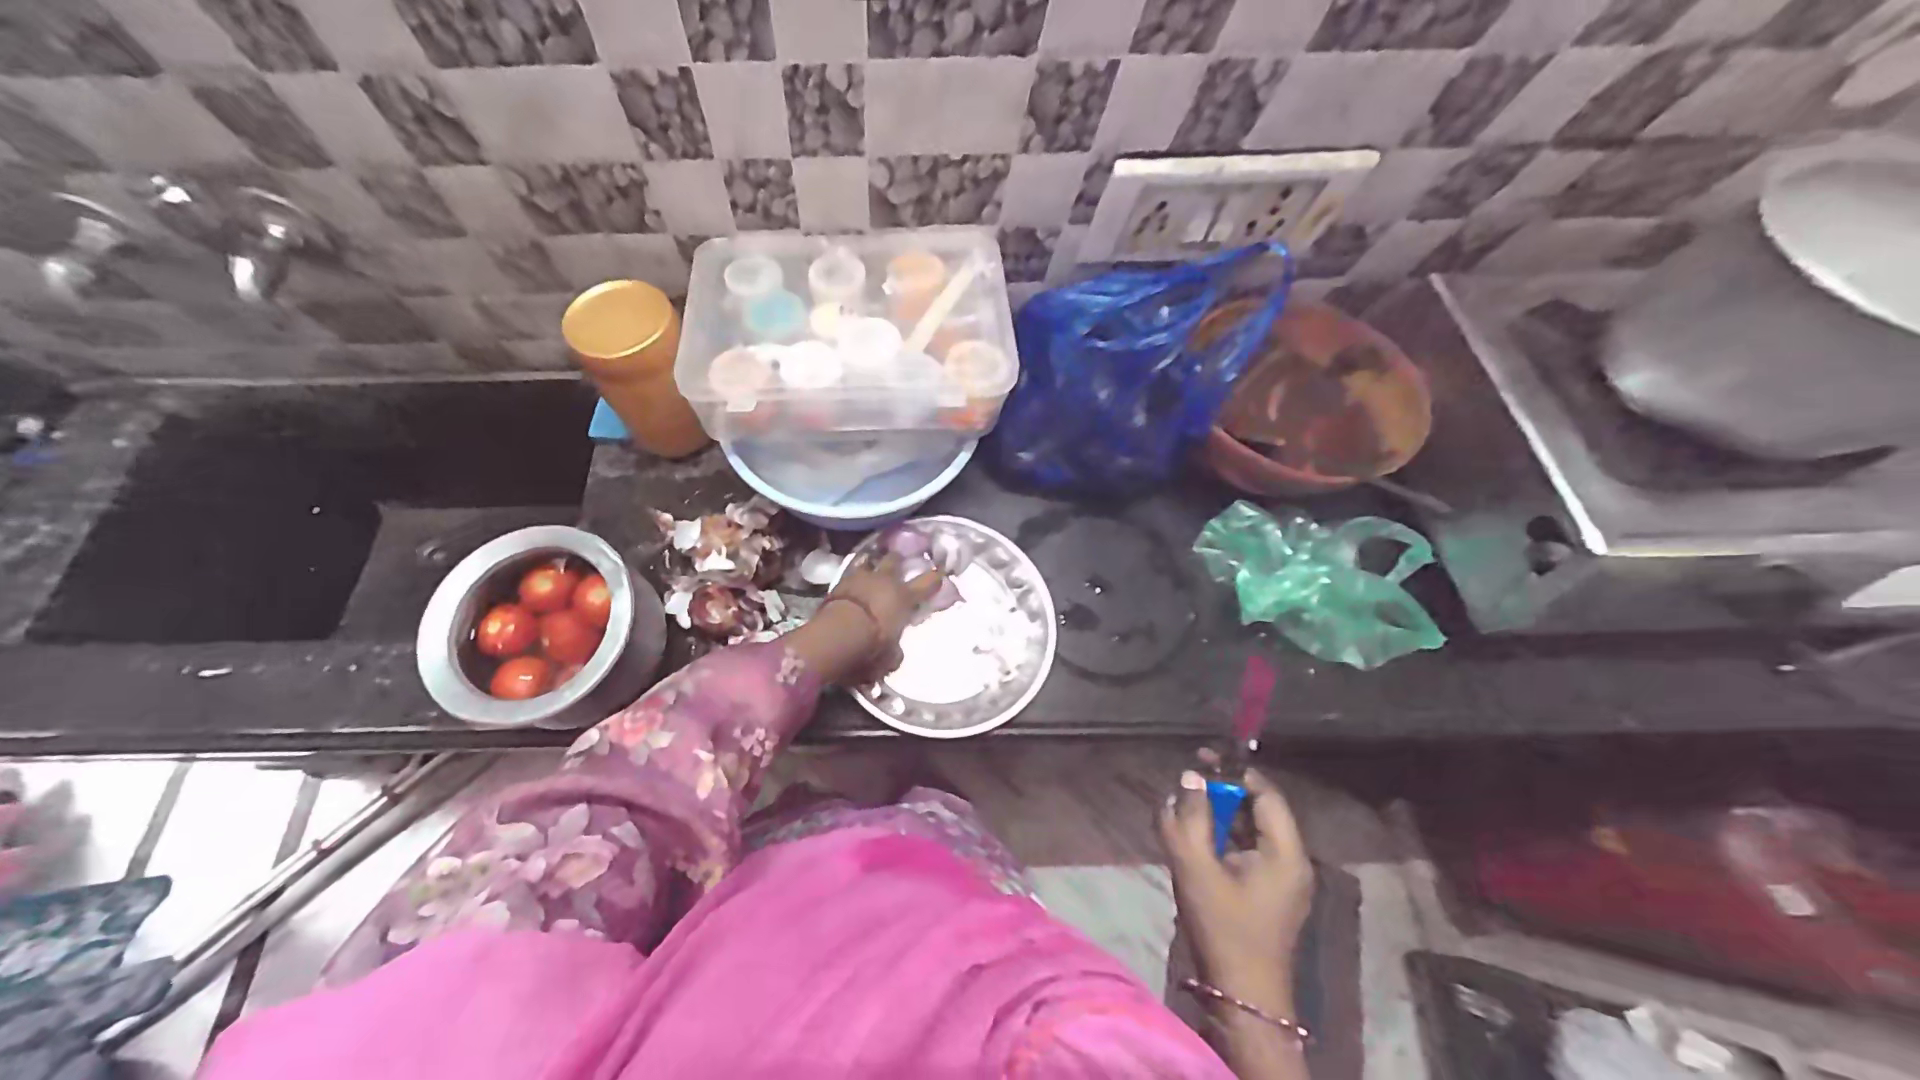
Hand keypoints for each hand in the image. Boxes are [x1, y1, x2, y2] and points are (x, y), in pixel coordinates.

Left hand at [792, 553, 942, 685]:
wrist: (835, 635)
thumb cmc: (871, 647)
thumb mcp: (889, 658)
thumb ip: (894, 653)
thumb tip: (895, 654)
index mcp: (904, 598)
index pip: (927, 583)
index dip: (935, 578)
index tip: (939, 573)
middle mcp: (885, 582)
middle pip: (895, 560)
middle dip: (898, 560)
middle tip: (898, 561)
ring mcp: (861, 578)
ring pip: (869, 562)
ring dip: (871, 565)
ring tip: (871, 567)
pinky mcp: (838, 582)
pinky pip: (850, 573)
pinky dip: (852, 578)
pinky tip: (850, 583)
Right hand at [1160, 763, 1313, 1014]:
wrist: (1242, 997)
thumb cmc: (1223, 928)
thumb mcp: (1197, 868)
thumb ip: (1189, 819)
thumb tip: (1189, 778)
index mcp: (1286, 853)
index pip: (1266, 794)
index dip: (1235, 772)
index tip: (1203, 757)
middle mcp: (1293, 860)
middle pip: (1260, 809)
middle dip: (1225, 791)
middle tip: (1189, 780)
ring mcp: (1284, 879)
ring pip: (1253, 829)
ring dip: (1222, 813)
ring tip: (1187, 804)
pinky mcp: (1270, 892)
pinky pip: (1250, 849)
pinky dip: (1226, 836)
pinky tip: (1198, 835)